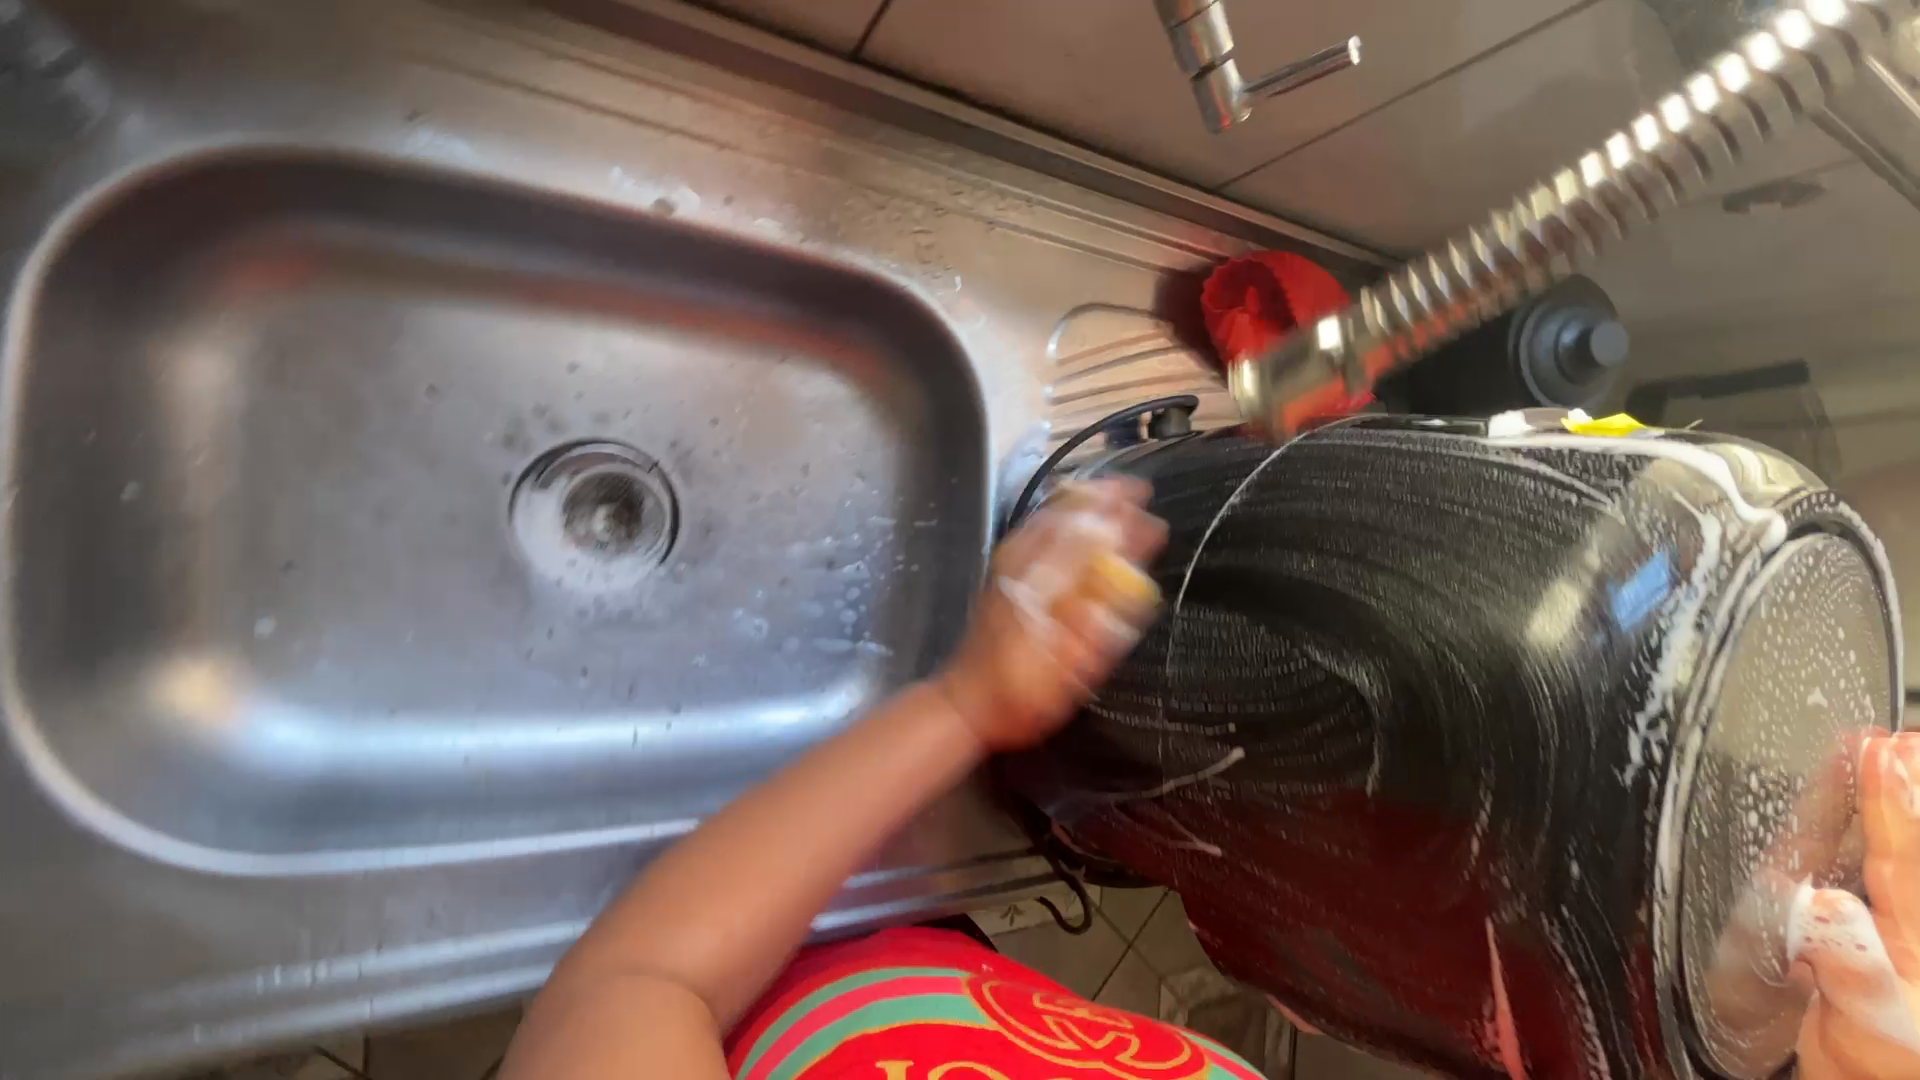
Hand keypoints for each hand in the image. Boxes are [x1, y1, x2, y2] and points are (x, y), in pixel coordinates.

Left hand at [934, 476, 1166, 751]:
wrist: (967, 702)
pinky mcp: (999, 574)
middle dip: (1104, 501)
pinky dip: (1053, 516)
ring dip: (1080, 503)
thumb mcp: (1068, 668)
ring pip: (1047, 520)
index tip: (1148, 512)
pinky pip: (1030, 533)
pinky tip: (1066, 516)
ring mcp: (1008, 567)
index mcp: (1046, 585)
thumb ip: (1098, 621)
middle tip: (1135, 490)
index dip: (1122, 521)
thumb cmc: (1023, 692)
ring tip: (1109, 492)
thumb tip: (1127, 579)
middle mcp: (1025, 566)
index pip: (1091, 537)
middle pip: (1068, 519)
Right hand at [1797, 733, 1919, 1078]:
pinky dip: (1889, 852)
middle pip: (1917, 856)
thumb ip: (1852, 968)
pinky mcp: (1893, 957)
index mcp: (1919, 949)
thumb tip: (1820, 899)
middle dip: (1908, 794)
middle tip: (1899, 738)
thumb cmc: (1877, 1072)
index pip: (1903, 860)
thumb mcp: (1866, 1028)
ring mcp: (1912, 946)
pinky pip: (1895, 891)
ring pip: (1910, 869)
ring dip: (1907, 815)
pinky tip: (1881, 837)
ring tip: (1903, 762)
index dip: (1891, 802)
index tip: (1878, 746)